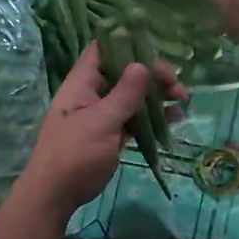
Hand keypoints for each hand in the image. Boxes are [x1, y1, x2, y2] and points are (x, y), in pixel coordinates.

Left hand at [18, 41, 186, 216]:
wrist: (56, 196)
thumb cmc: (74, 155)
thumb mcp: (101, 122)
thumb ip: (123, 94)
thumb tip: (143, 64)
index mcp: (81, 83)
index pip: (102, 49)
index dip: (126, 42)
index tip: (155, 49)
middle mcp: (92, 94)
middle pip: (123, 72)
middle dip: (151, 74)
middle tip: (176, 85)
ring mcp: (101, 115)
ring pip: (132, 96)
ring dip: (156, 95)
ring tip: (182, 100)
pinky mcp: (111, 134)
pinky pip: (134, 118)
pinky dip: (152, 116)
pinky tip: (174, 118)